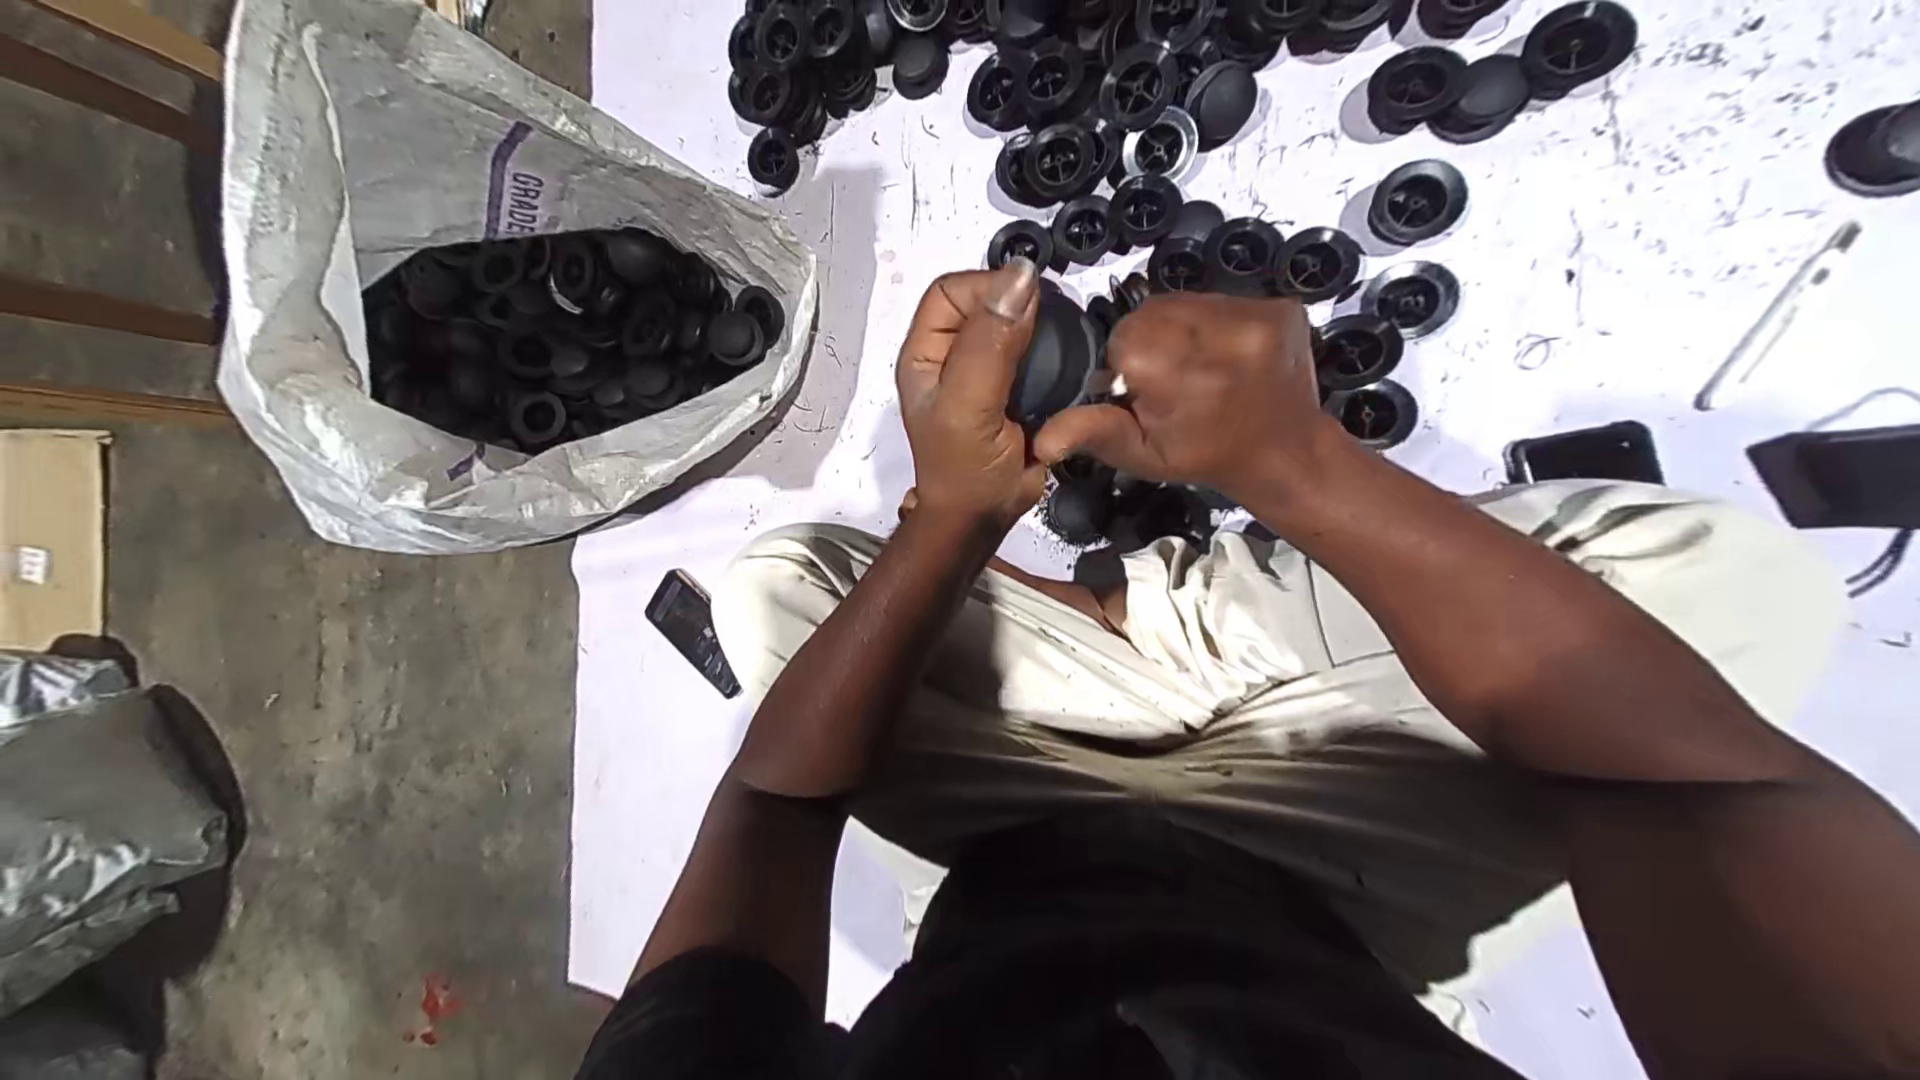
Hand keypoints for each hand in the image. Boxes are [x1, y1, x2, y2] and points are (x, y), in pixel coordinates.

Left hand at [896, 259, 1045, 531]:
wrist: (985, 515)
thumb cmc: (964, 469)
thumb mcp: (968, 406)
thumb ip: (990, 344)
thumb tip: (1020, 276)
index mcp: (926, 354)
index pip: (951, 291)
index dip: (986, 287)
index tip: (1026, 303)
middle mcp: (953, 356)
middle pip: (984, 301)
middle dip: (1018, 303)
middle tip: (1051, 321)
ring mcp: (986, 371)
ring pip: (1014, 324)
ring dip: (1040, 327)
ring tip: (1062, 340)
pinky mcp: (1016, 387)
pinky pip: (1036, 352)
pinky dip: (1052, 351)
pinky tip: (1064, 359)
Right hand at [1033, 292, 1333, 501]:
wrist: (1283, 452)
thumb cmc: (1203, 455)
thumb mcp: (1140, 455)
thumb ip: (1092, 434)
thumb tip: (1043, 441)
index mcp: (1175, 369)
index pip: (1123, 336)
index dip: (1127, 363)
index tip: (1145, 390)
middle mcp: (1217, 332)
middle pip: (1152, 311)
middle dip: (1151, 341)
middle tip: (1171, 379)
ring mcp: (1254, 315)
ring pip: (1185, 300)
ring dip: (1181, 328)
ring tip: (1199, 365)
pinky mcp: (1280, 305)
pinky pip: (1222, 299)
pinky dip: (1214, 323)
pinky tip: (1225, 354)